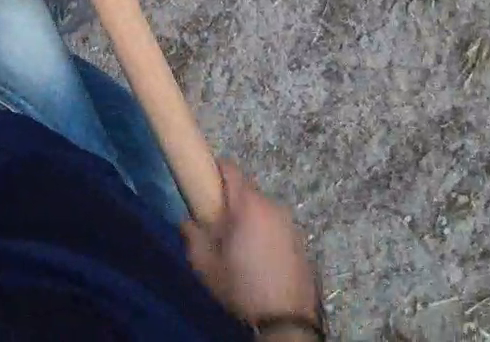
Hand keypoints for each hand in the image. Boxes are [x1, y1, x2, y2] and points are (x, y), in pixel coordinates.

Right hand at [182, 160, 321, 334]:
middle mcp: (272, 206)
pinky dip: (266, 233)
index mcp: (247, 204)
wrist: (286, 321)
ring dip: (249, 217)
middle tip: (218, 222)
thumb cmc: (242, 286)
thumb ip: (192, 235)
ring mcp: (290, 224)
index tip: (203, 185)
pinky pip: (277, 226)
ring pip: (262, 209)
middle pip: (246, 189)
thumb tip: (187, 221)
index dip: (214, 170)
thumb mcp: (205, 264)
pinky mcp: (302, 242)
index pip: (230, 168)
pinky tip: (260, 257)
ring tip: (240, 243)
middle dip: (230, 200)